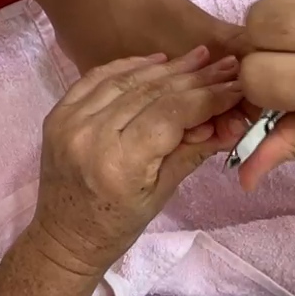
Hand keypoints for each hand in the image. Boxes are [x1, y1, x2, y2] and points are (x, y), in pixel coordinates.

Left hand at [25, 46, 246, 275]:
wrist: (64, 237)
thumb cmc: (116, 225)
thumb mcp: (162, 193)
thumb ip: (193, 151)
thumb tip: (234, 120)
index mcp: (118, 164)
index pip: (171, 114)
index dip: (208, 98)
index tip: (237, 86)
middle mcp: (90, 137)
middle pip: (151, 93)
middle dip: (194, 78)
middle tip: (226, 66)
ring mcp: (69, 122)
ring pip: (126, 81)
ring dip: (166, 68)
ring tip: (200, 58)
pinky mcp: (58, 114)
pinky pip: (97, 79)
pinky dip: (129, 67)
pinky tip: (157, 62)